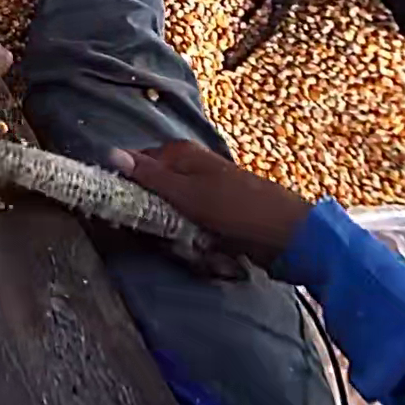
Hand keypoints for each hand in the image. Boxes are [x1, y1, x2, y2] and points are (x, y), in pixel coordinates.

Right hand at [109, 142, 313, 265]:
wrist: (294, 236)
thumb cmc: (237, 208)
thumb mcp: (187, 193)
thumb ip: (148, 175)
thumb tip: (109, 152)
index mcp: (179, 153)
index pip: (136, 163)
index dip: (127, 185)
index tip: (125, 212)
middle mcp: (189, 166)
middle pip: (153, 189)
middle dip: (157, 215)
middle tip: (168, 236)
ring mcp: (205, 188)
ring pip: (172, 210)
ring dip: (179, 232)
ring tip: (197, 249)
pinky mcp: (218, 211)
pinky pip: (193, 223)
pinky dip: (197, 238)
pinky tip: (210, 251)